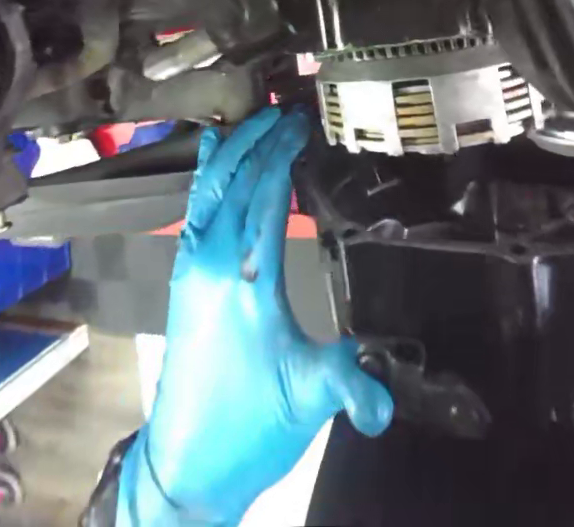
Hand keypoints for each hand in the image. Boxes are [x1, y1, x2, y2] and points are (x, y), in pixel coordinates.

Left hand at [120, 107, 393, 525]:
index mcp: (247, 274)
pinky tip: (212, 152)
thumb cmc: (249, 424)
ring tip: (257, 119)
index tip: (302, 123)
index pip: (266, 192)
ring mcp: (193, 263)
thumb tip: (390, 393)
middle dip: (261, 138)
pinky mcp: (184, 273)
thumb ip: (351, 380)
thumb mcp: (308, 397)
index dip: (284, 153)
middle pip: (236, 178)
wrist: (186, 462)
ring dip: (234, 149)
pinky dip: (206, 174)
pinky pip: (195, 207)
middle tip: (286, 110)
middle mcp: (214, 257)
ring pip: (211, 187)